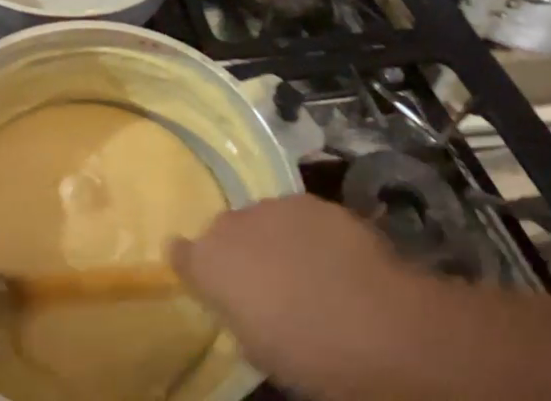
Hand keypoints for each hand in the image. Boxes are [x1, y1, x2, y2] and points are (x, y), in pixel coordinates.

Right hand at [170, 194, 427, 398]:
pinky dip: (308, 231)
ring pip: (265, 218)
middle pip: (226, 230)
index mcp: (208, 263)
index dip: (192, 263)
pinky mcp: (313, 199)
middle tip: (261, 278)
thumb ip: (239, 313)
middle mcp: (232, 224)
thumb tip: (245, 304)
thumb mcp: (255, 346)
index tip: (201, 274)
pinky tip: (331, 256)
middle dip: (239, 248)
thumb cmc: (301, 351)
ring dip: (274, 236)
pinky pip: (300, 216)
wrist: (369, 321)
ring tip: (300, 266)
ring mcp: (274, 206)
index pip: (180, 253)